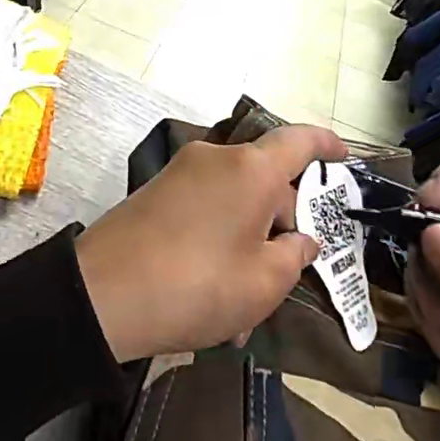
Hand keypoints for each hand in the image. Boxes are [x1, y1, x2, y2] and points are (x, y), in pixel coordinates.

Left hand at [75, 125, 345, 361]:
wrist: (96, 300)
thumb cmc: (196, 285)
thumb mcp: (264, 283)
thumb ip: (294, 256)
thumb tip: (299, 241)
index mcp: (251, 169)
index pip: (300, 140)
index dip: (327, 145)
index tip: (343, 157)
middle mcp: (217, 159)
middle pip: (266, 179)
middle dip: (282, 221)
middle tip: (286, 271)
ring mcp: (181, 174)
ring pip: (234, 200)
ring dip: (248, 238)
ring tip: (245, 298)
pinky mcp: (155, 194)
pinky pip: (204, 209)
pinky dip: (219, 238)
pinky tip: (213, 288)